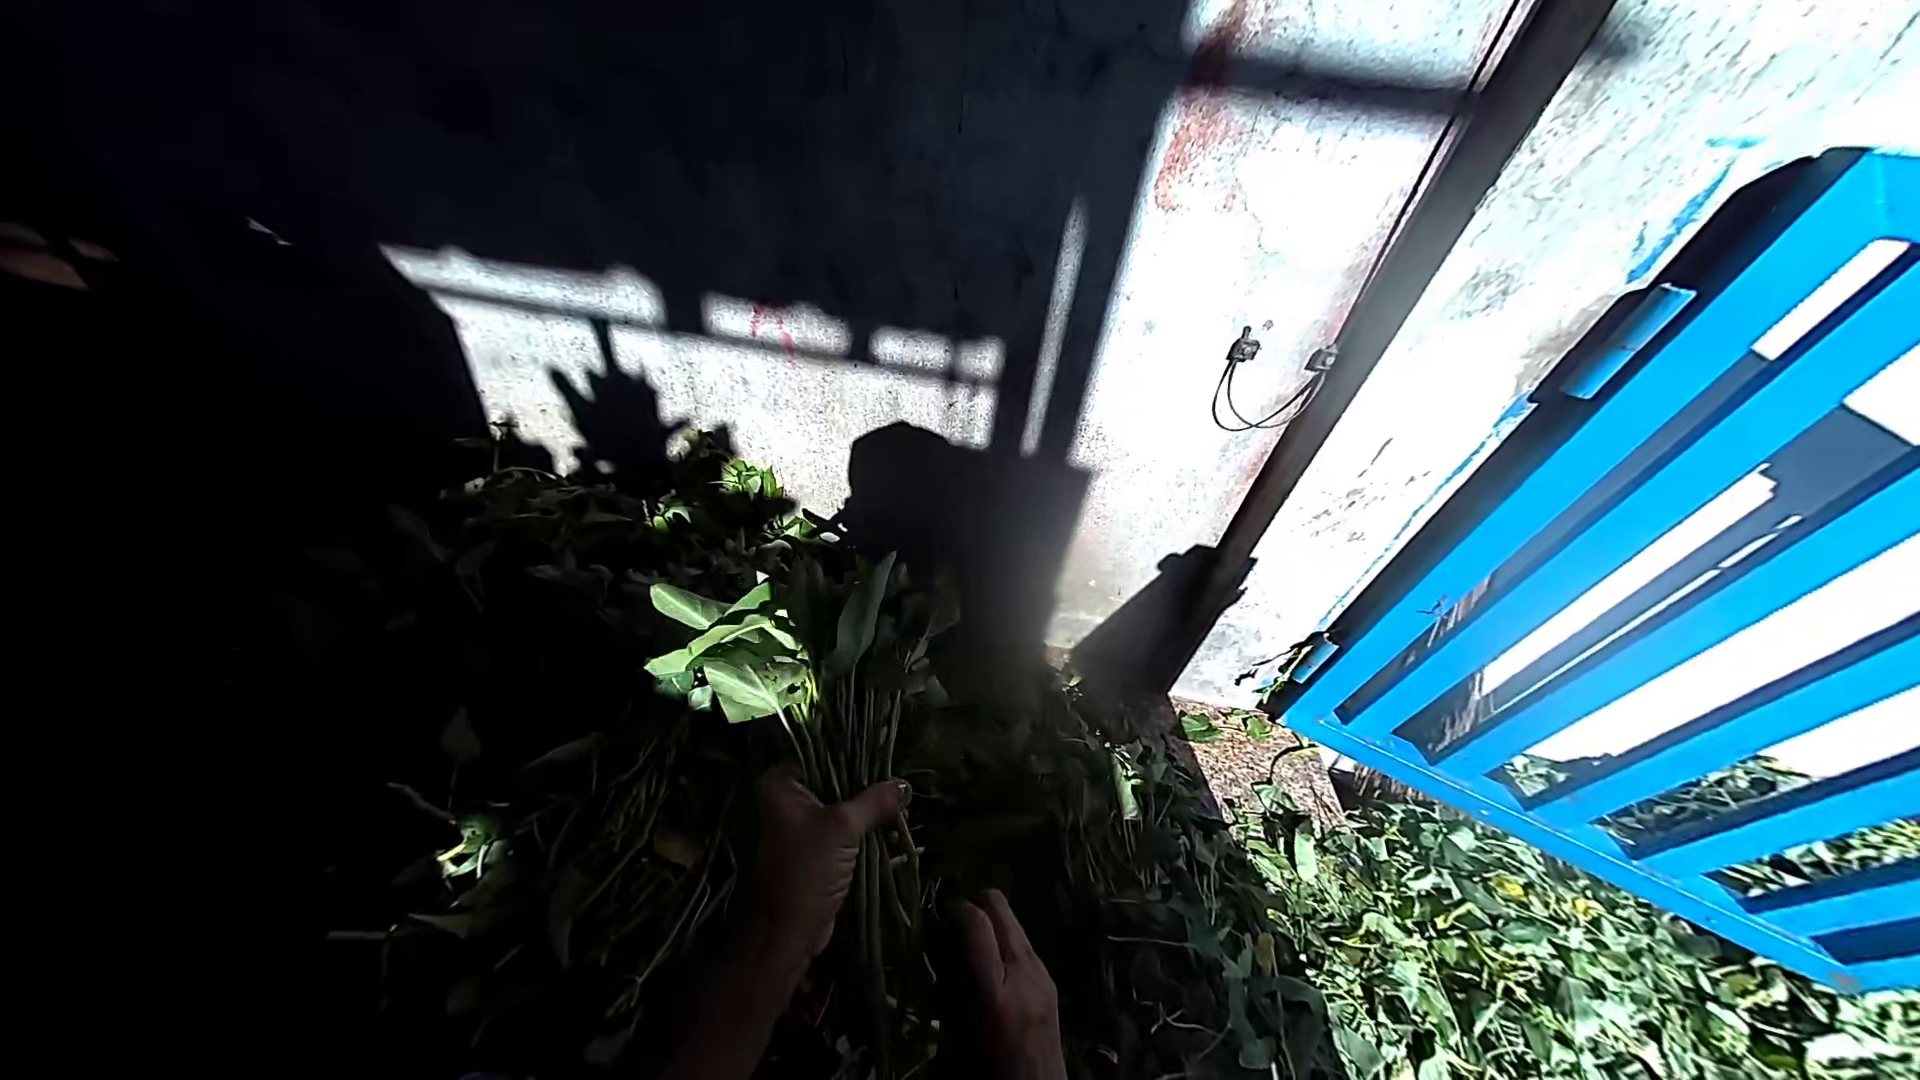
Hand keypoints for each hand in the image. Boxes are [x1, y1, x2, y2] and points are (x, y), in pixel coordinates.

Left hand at [661, 764, 907, 1079]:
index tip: (889, 748)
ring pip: (846, 802)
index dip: (857, 751)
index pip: (824, 751)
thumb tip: (906, 785)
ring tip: (904, 797)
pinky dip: (870, 825)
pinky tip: (897, 820)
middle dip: (870, 781)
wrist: (787, 935)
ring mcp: (806, 822)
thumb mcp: (843, 827)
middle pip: (838, 776)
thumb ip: (875, 801)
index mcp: (784, 783)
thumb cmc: (805, 871)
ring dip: (873, 805)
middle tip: (901, 774)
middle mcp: (792, 796)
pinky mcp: (820, 845)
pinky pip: (849, 825)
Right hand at [959, 889, 1066, 1079]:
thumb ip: (947, 996)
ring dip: (990, 921)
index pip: (978, 925)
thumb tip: (938, 957)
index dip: (957, 907)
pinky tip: (991, 963)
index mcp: (997, 994)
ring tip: (970, 941)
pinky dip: (1004, 940)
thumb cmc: (991, 1078)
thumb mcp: (955, 1044)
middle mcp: (1023, 974)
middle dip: (976, 902)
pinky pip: (1023, 943)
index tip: (941, 908)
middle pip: (1001, 908)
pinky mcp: (1050, 980)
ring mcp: (1041, 974)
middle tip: (955, 917)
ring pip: (1013, 921)